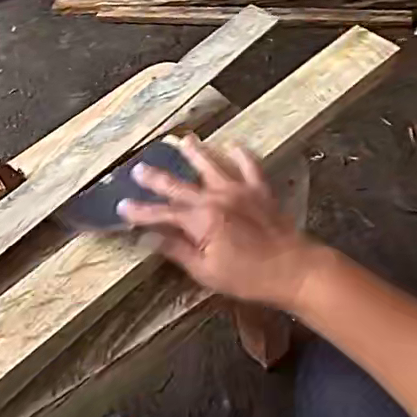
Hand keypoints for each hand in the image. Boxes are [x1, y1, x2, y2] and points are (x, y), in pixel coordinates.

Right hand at [117, 135, 325, 310]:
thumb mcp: (206, 271)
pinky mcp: (261, 191)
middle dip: (157, 178)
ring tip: (185, 140)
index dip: (141, 211)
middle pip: (180, 185)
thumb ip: (178, 250)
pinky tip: (234, 145)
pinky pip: (250, 166)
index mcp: (200, 220)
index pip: (162, 213)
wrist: (293, 268)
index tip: (122, 207)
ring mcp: (241, 191)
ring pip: (213, 166)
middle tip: (139, 168)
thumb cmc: (248, 276)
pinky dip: (241, 155)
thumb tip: (149, 238)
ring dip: (197, 153)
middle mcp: (217, 198)